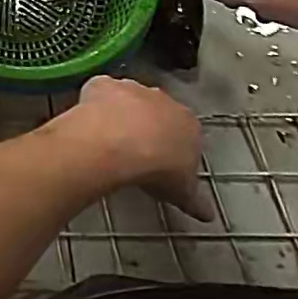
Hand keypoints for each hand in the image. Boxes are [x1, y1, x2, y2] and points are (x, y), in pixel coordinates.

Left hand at [46, 76, 213, 220]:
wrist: (120, 142)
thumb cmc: (159, 168)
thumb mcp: (183, 194)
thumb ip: (195, 201)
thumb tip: (207, 215)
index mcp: (187, 123)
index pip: (185, 133)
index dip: (173, 148)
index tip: (164, 164)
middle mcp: (161, 98)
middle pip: (157, 111)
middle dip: (148, 127)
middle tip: (136, 152)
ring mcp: (130, 88)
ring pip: (128, 98)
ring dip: (122, 114)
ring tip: (110, 141)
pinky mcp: (102, 84)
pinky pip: (100, 92)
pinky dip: (96, 103)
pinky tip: (91, 121)